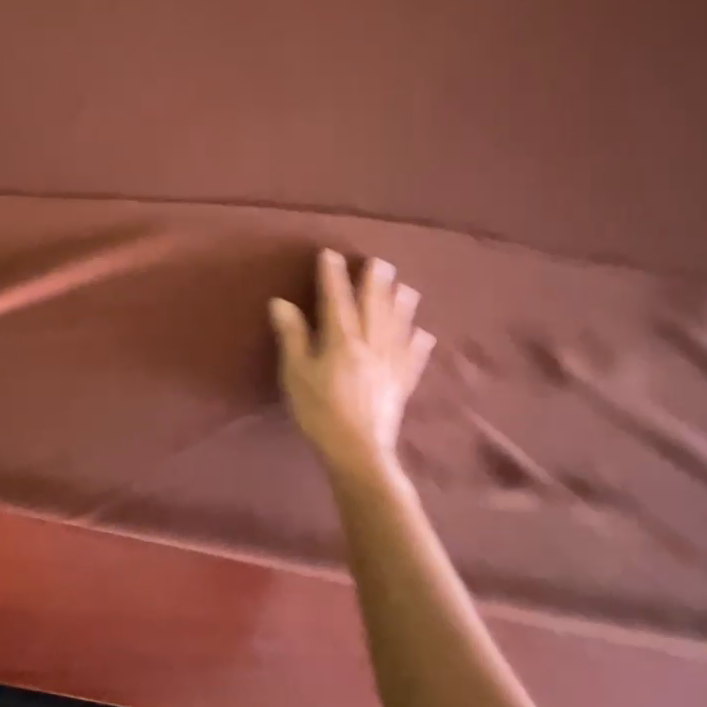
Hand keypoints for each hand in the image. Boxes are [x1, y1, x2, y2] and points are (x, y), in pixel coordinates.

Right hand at [271, 250, 435, 476]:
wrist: (357, 451)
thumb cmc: (318, 410)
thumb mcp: (295, 373)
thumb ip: (292, 336)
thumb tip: (281, 302)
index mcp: (341, 341)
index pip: (335, 301)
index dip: (333, 277)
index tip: (331, 254)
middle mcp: (371, 346)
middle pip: (374, 308)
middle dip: (375, 283)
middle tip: (380, 262)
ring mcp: (390, 366)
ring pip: (398, 328)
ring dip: (402, 306)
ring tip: (407, 288)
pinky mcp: (402, 386)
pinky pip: (413, 359)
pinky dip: (419, 345)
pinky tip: (424, 334)